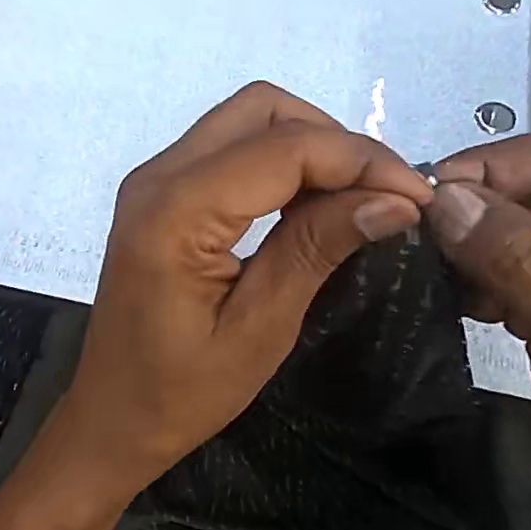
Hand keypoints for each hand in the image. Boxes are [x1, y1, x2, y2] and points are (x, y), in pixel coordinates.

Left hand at [51, 82, 433, 492]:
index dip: (361, 162)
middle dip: (337, 142)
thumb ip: (318, 249)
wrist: (113, 419)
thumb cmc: (182, 394)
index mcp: (177, 212)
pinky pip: (234, 149)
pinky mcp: (164, 193)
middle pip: (264, 110)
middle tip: (385, 194)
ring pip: (250, 120)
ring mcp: (156, 179)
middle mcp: (159, 175)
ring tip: (359, 197)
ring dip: (313, 147)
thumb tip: (394, 202)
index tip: (417, 196)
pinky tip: (315, 201)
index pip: (286, 148)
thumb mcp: (261, 328)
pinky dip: (284, 162)